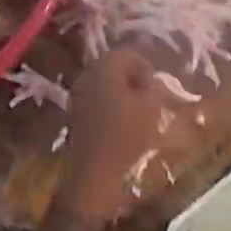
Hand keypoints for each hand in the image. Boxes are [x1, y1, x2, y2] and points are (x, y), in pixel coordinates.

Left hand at [60, 49, 169, 221]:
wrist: (95, 177)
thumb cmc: (126, 136)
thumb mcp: (151, 108)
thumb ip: (154, 88)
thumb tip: (152, 82)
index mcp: (104, 70)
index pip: (126, 53)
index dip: (144, 64)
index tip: (155, 83)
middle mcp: (87, 77)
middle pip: (112, 65)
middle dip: (132, 75)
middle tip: (148, 91)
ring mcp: (78, 96)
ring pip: (103, 82)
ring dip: (121, 88)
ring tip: (138, 105)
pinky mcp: (75, 115)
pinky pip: (96, 97)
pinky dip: (110, 101)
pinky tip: (123, 117)